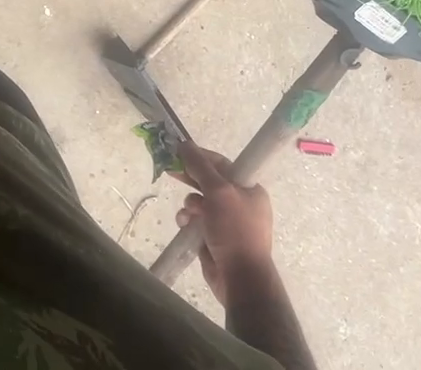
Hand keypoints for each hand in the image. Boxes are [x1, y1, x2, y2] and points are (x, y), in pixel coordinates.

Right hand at [173, 143, 274, 305]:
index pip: (222, 164)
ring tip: (188, 213)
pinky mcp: (215, 236)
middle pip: (209, 182)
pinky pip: (196, 220)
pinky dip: (188, 220)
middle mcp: (240, 203)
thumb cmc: (234, 229)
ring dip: (189, 204)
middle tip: (170, 171)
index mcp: (249, 189)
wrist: (240, 277)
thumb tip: (185, 144)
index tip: (179, 152)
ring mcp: (227, 221)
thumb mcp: (218, 191)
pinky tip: (185, 225)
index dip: (201, 156)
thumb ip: (200, 166)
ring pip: (199, 201)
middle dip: (190, 178)